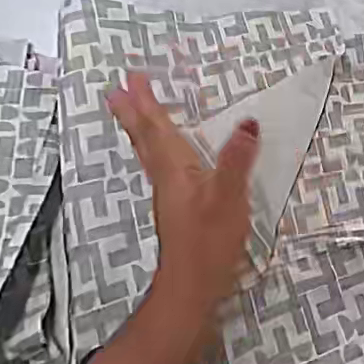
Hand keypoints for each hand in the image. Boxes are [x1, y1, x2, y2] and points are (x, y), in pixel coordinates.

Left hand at [106, 73, 260, 308]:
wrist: (193, 284)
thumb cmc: (209, 241)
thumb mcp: (228, 197)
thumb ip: (237, 160)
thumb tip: (247, 123)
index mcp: (175, 170)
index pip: (157, 130)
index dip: (145, 104)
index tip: (131, 78)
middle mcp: (167, 178)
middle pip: (146, 139)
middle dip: (134, 113)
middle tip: (116, 90)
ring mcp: (170, 194)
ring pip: (150, 153)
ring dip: (142, 130)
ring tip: (133, 113)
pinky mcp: (178, 207)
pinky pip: (162, 166)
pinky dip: (157, 150)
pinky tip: (167, 155)